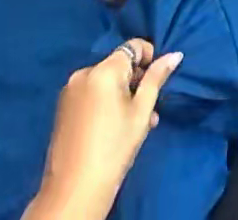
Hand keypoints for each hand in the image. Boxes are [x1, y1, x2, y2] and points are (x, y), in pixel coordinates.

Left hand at [24, 39, 182, 219]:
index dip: (150, 58)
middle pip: (119, 65)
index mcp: (104, 70)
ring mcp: (69, 91)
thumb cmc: (114, 147)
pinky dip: (105, 102)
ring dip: (122, 94)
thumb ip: (157, 78)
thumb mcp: (142, 111)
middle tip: (148, 108)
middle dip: (136, 81)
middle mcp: (83, 73)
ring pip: (105, 81)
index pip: (133, 46)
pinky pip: (91, 94)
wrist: (74, 190)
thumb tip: (175, 54)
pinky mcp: (62, 108)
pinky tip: (113, 127)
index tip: (156, 82)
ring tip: (134, 123)